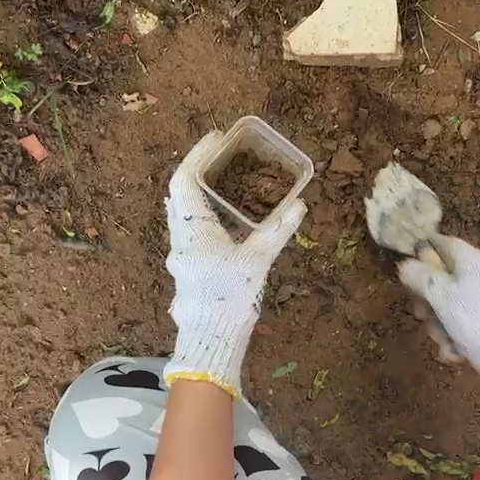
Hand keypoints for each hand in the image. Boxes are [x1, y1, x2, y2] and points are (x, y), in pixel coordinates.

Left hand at [164, 133, 306, 394]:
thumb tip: (299, 205)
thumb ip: (278, 229)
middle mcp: (180, 238)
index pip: (185, 179)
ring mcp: (180, 254)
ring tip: (222, 181)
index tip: (215, 138)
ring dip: (198, 192)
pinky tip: (221, 218)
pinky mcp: (187, 268)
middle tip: (220, 156)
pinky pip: (188, 228)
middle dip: (197, 170)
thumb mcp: (258, 260)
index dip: (197, 155)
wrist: (210, 341)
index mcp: (193, 228)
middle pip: (179, 193)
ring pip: (182, 212)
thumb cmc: (230, 297)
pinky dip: (202, 213)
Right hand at [398, 236, 479, 409]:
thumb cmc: (473, 319)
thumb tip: (405, 265)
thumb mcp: (440, 295)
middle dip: (430, 301)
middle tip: (421, 316)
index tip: (409, 269)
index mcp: (476, 260)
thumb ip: (420, 277)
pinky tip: (456, 351)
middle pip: (448, 280)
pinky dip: (460, 336)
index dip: (424, 253)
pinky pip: (472, 322)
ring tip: (443, 342)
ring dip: (443, 325)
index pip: (445, 244)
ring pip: (457, 306)